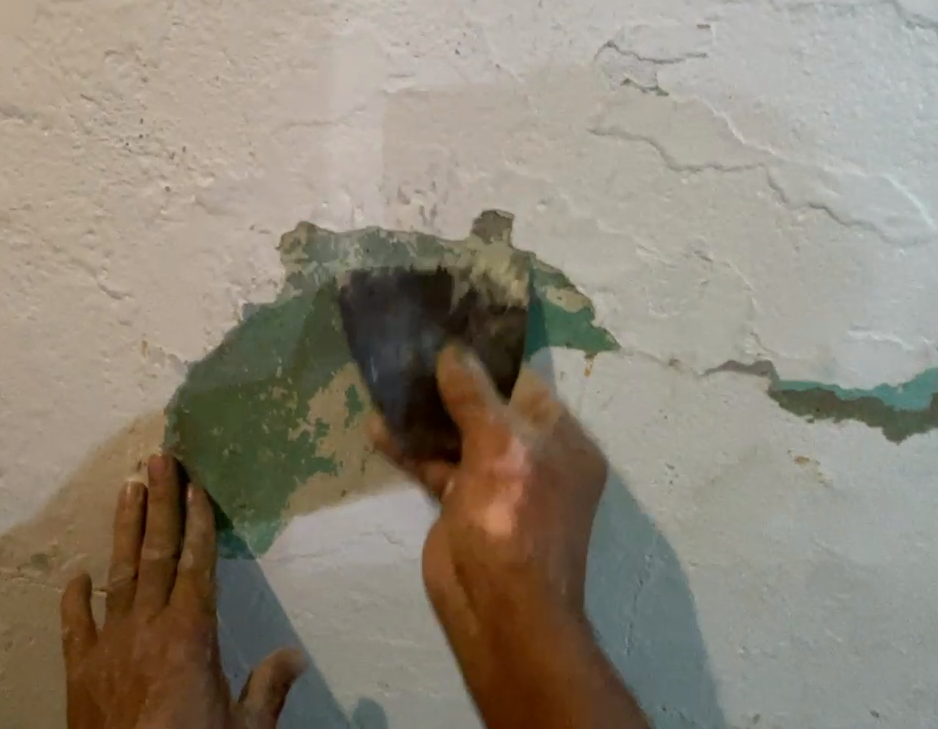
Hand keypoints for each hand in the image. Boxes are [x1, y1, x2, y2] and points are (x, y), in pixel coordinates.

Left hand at [61, 454, 308, 728]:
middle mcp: (149, 625)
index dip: (198, 521)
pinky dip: (74, 598)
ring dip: (125, 528)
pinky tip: (76, 573)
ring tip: (128, 486)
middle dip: (161, 501)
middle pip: (157, 552)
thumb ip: (266, 689)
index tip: (196, 484)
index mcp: (190, 633)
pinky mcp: (79, 670)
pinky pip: (74, 625)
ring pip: (120, 572)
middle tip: (159, 458)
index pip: (196, 563)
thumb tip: (297, 656)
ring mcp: (109, 644)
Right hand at [372, 346, 645, 727]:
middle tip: (410, 347)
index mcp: (560, 439)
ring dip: (423, 412)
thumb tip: (453, 351)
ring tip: (387, 379)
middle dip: (449, 380)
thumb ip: (474, 394)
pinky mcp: (461, 500)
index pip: (524, 383)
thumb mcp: (500, 445)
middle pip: (486, 405)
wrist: (498, 607)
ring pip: (456, 432)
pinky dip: (409, 446)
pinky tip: (377, 426)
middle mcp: (531, 455)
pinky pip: (434, 462)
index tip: (450, 329)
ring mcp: (494, 479)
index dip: (487, 357)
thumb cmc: (514, 516)